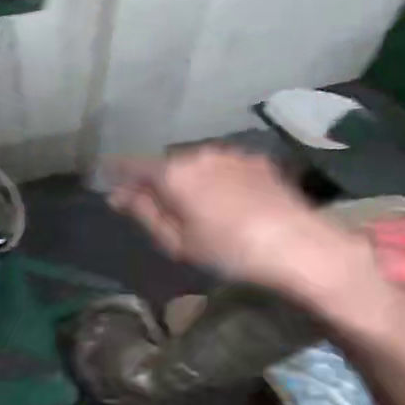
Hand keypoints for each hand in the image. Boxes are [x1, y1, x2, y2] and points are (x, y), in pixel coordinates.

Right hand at [107, 147, 375, 304]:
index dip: (119, 173)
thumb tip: (119, 195)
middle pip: (168, 165)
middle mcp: (199, 154)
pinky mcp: (257, 160)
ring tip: (199, 208)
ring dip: (191, 180)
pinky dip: (218, 180)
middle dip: (160, 182)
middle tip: (158, 208)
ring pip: (198, 164)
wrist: (295, 243)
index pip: (134, 166)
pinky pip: (224, 167)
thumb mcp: (178, 242)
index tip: (109, 179)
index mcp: (173, 174)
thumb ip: (145, 214)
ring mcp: (231, 154)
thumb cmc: (228, 251)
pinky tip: (229, 203)